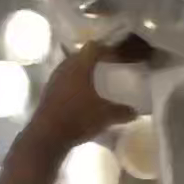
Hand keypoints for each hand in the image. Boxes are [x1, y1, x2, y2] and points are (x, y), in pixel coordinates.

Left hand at [21, 44, 135, 153]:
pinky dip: (75, 84)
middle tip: (109, 67)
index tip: (119, 56)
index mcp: (79, 65)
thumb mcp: (106, 116)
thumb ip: (122, 111)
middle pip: (81, 55)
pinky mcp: (48, 93)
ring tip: (97, 81)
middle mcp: (65, 67)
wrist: (47, 136)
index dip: (108, 49)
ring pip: (71, 68)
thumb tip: (135, 112)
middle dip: (95, 60)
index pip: (94, 47)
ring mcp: (54, 80)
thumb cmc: (78, 118)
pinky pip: (65, 81)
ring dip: (83, 72)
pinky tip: (83, 96)